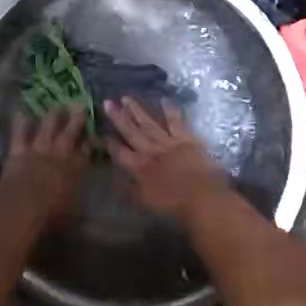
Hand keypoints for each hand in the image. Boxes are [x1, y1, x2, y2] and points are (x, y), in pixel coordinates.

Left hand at [1, 107, 89, 219]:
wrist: (23, 206)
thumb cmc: (51, 215)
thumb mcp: (72, 212)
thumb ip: (76, 205)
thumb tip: (81, 208)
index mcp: (74, 171)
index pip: (85, 153)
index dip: (90, 143)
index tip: (94, 134)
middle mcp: (58, 156)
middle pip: (69, 134)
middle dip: (76, 120)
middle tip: (80, 105)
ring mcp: (38, 150)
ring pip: (47, 128)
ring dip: (53, 116)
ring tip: (57, 105)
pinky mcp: (18, 151)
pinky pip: (20, 133)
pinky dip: (20, 122)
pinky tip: (21, 112)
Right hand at [104, 98, 227, 220]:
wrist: (203, 199)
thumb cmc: (175, 206)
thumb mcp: (146, 202)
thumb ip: (131, 190)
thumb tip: (117, 180)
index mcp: (139, 168)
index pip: (120, 153)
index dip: (110, 143)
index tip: (102, 133)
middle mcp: (150, 151)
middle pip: (131, 132)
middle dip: (118, 118)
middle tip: (107, 103)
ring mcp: (168, 143)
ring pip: (149, 123)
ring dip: (137, 111)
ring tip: (126, 98)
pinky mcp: (186, 139)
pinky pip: (176, 121)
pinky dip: (170, 110)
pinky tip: (164, 99)